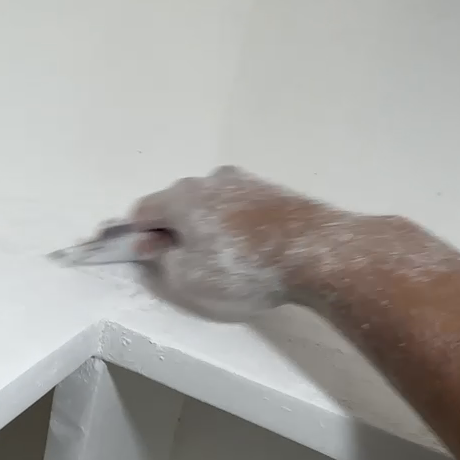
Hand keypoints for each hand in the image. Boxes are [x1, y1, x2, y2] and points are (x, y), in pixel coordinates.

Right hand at [128, 166, 336, 320]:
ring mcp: (244, 182)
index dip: (139, 238)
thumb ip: (161, 259)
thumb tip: (153, 244)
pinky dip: (233, 226)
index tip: (152, 261)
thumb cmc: (242, 270)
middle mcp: (209, 180)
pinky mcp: (273, 191)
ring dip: (204, 228)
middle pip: (176, 205)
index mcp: (181, 197)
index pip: (141, 211)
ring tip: (223, 260)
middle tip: (187, 264)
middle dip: (173, 231)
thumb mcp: (187, 278)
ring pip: (208, 205)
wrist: (319, 254)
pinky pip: (237, 208)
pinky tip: (250, 251)